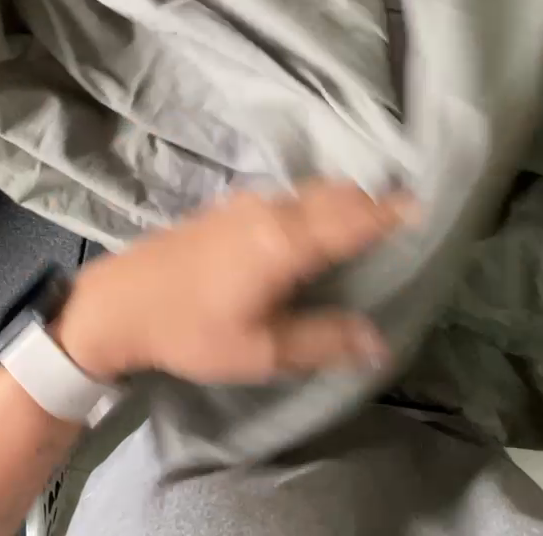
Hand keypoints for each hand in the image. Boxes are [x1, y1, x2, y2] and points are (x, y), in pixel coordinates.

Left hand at [51, 183, 412, 383]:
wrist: (119, 302)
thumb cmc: (191, 331)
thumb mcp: (260, 351)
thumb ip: (323, 341)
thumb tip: (380, 341)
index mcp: (285, 241)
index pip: (352, 218)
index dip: (390, 211)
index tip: (423, 207)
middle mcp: (270, 209)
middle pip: (334, 194)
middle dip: (370, 202)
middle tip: (398, 223)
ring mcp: (246, 201)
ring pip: (310, 191)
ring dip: (341, 201)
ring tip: (363, 225)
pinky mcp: (228, 204)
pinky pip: (287, 195)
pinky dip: (314, 203)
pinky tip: (311, 230)